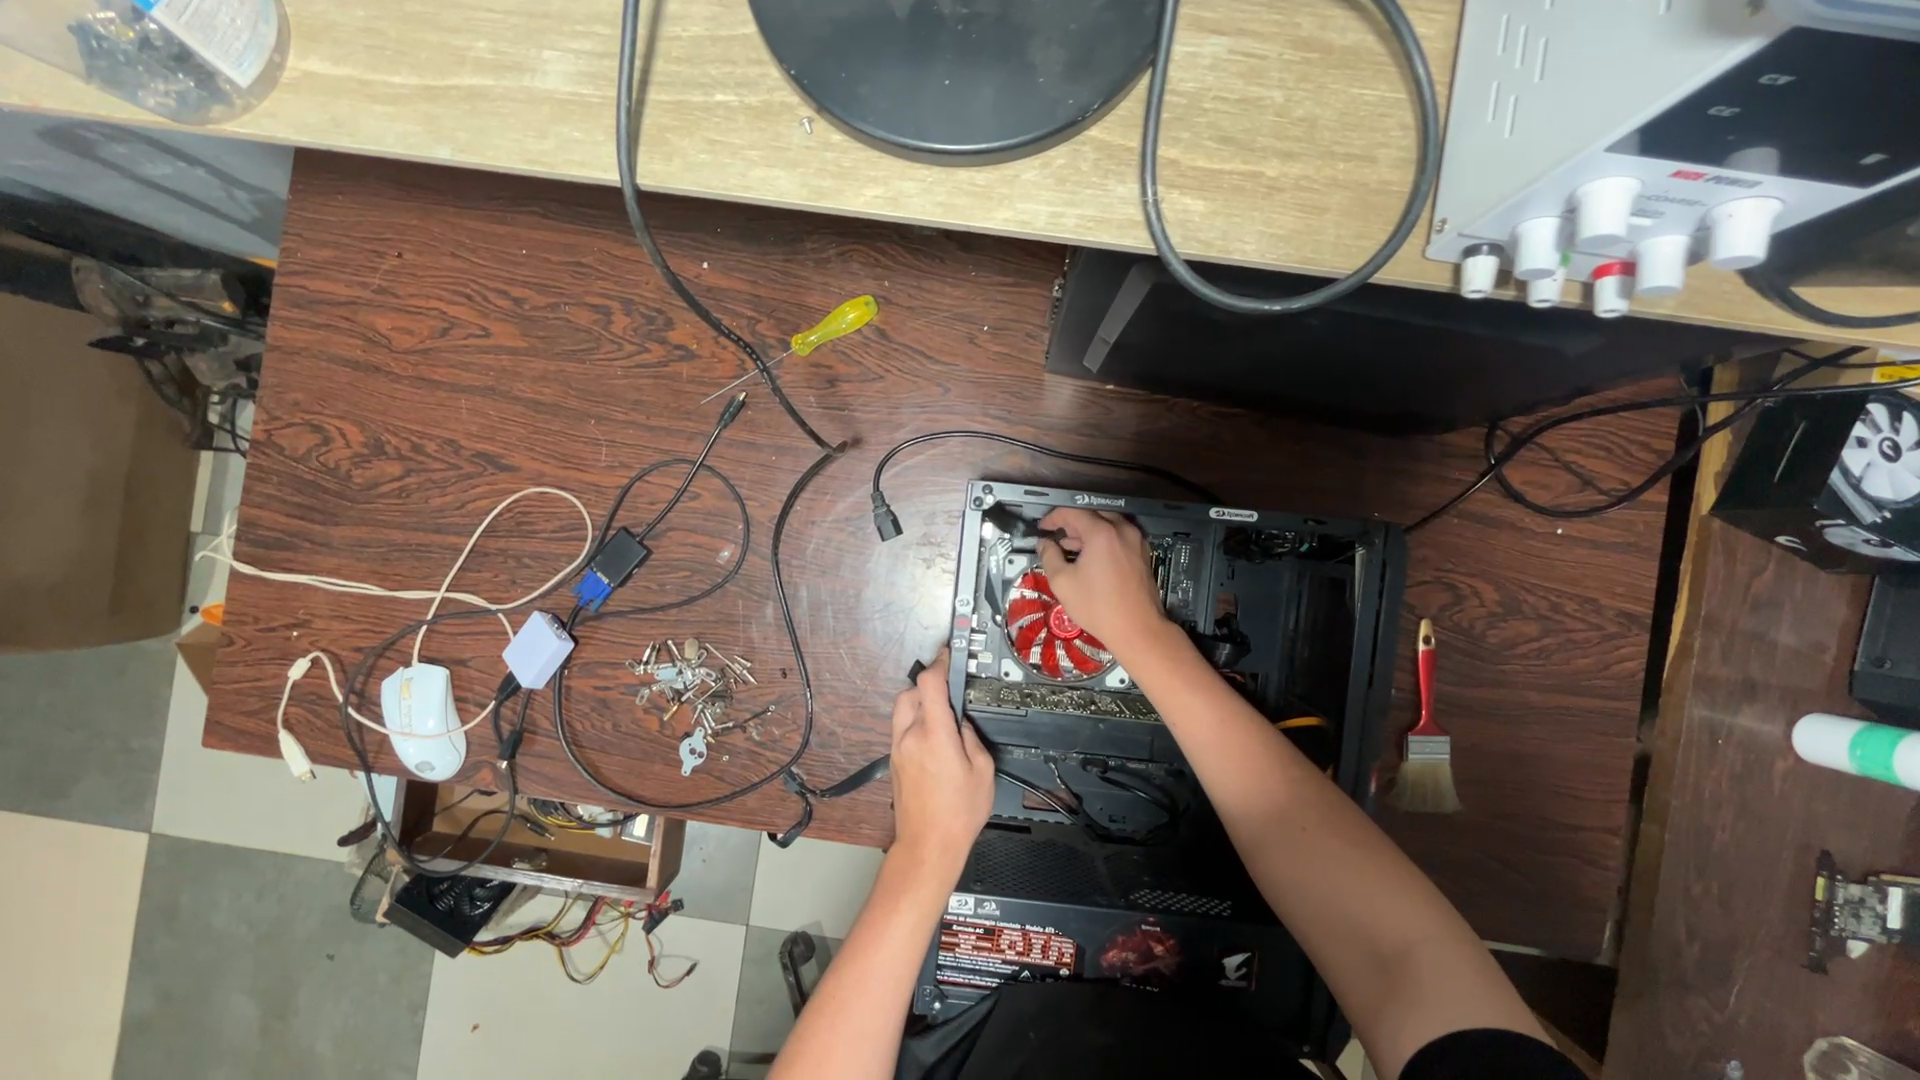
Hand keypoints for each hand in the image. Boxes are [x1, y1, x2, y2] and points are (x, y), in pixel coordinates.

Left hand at [889, 649, 995, 872]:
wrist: (927, 844)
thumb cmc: (957, 814)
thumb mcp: (982, 771)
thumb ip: (971, 737)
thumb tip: (961, 721)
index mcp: (935, 735)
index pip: (930, 683)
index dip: (940, 664)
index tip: (950, 657)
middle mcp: (910, 737)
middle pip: (911, 691)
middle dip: (930, 686)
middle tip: (951, 693)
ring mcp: (898, 748)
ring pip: (902, 708)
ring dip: (919, 702)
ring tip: (942, 716)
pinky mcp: (893, 760)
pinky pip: (901, 727)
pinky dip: (914, 722)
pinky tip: (933, 737)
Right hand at [1037, 507, 1170, 657]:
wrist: (1136, 629)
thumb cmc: (1098, 607)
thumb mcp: (1062, 582)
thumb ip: (1049, 556)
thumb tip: (1044, 545)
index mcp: (1102, 533)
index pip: (1073, 512)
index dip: (1054, 517)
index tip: (1043, 527)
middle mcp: (1122, 531)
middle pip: (1092, 514)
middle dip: (1072, 522)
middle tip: (1056, 534)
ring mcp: (1135, 542)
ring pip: (1108, 524)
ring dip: (1087, 530)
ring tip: (1070, 547)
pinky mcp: (1142, 554)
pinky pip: (1119, 536)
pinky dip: (1103, 539)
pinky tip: (1091, 556)